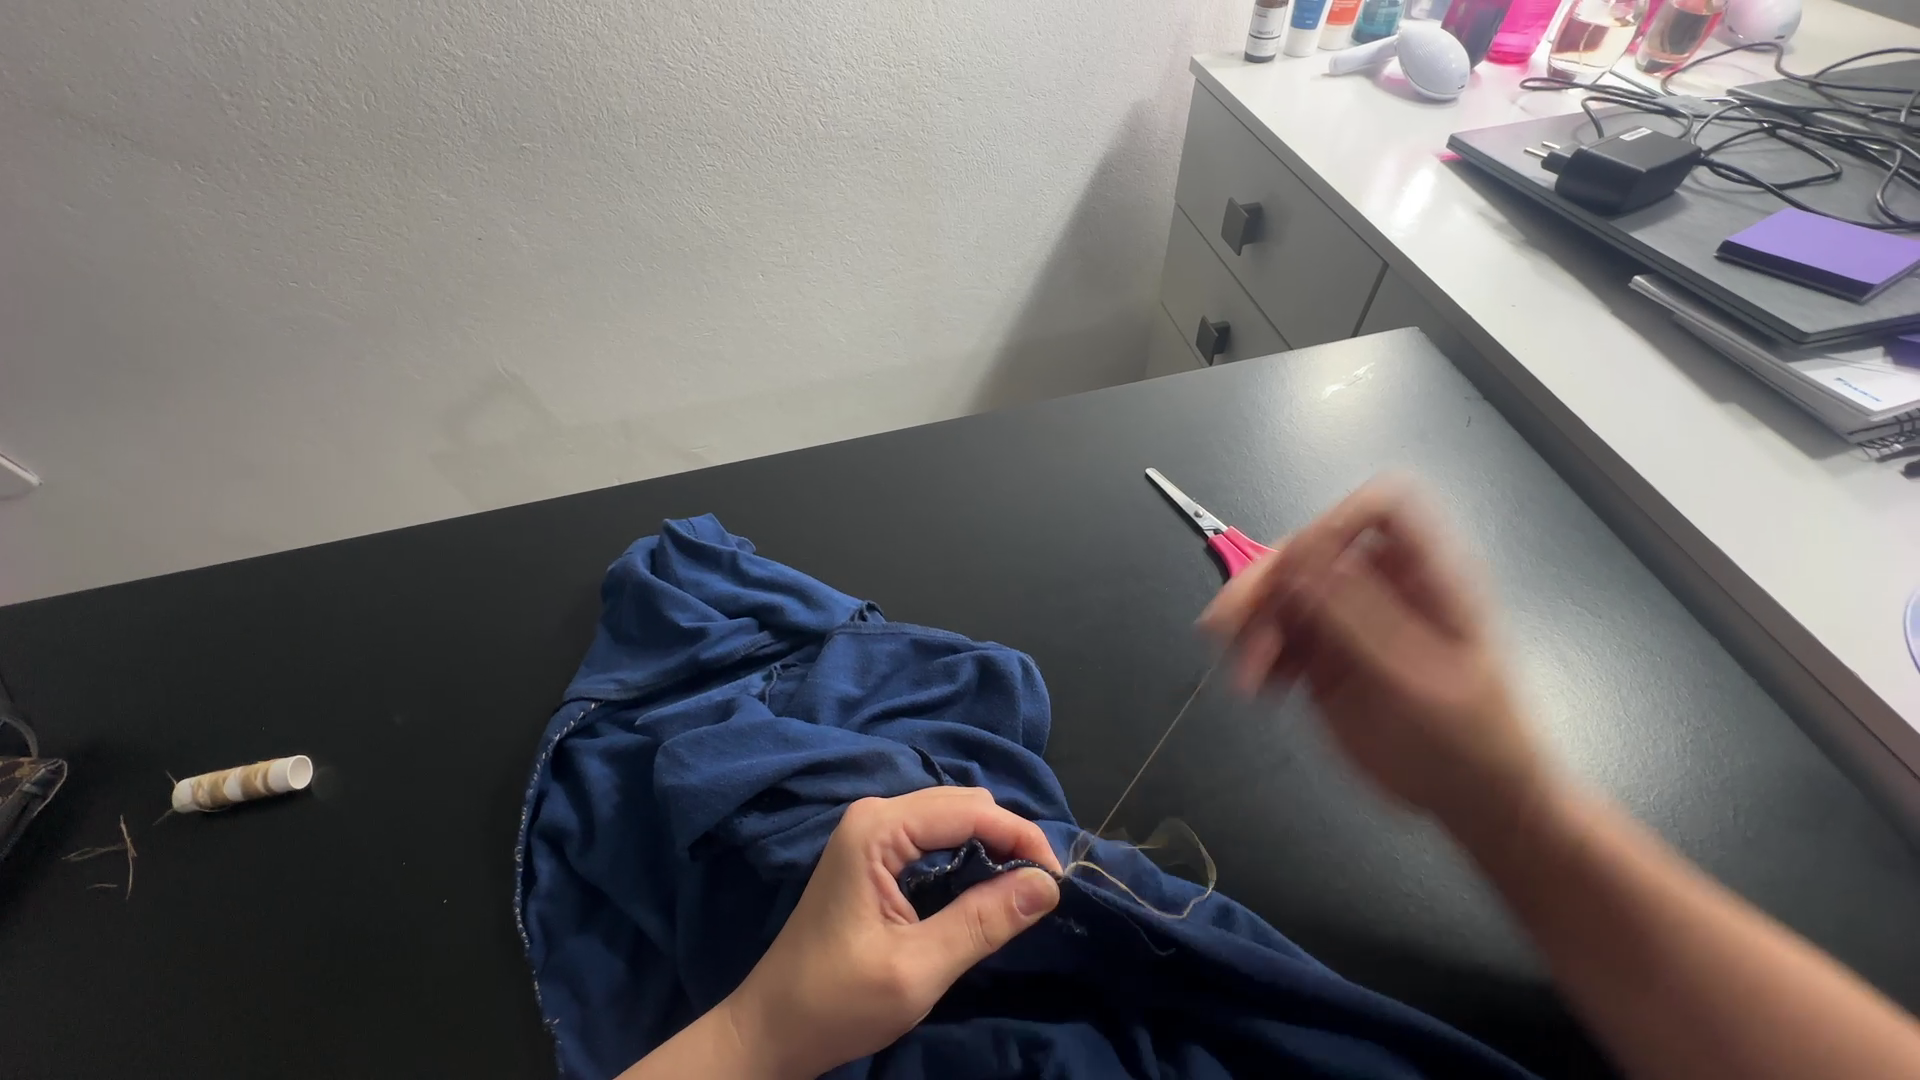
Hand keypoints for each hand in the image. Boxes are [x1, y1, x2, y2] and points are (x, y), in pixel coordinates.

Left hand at [725, 787, 1061, 1078]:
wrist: (771, 1030)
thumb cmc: (837, 1003)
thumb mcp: (918, 969)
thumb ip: (984, 921)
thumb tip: (1048, 885)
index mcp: (878, 828)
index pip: (970, 810)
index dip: (1020, 836)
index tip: (1056, 881)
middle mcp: (875, 814)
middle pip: (963, 805)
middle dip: (1009, 837)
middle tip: (1042, 889)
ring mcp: (871, 830)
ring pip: (952, 817)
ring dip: (991, 844)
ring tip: (1021, 889)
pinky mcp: (874, 851)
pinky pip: (935, 835)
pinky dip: (968, 853)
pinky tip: (984, 885)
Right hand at [1197, 478, 1552, 831]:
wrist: (1473, 802)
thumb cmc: (1471, 740)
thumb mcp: (1415, 678)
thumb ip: (1356, 616)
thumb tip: (1299, 560)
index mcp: (1424, 576)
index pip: (1383, 508)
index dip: (1336, 521)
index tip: (1298, 567)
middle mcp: (1379, 587)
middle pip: (1306, 552)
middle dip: (1261, 586)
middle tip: (1227, 626)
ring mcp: (1345, 620)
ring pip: (1277, 594)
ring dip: (1248, 626)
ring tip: (1245, 676)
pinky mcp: (1320, 655)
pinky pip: (1271, 636)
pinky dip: (1253, 656)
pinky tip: (1255, 687)